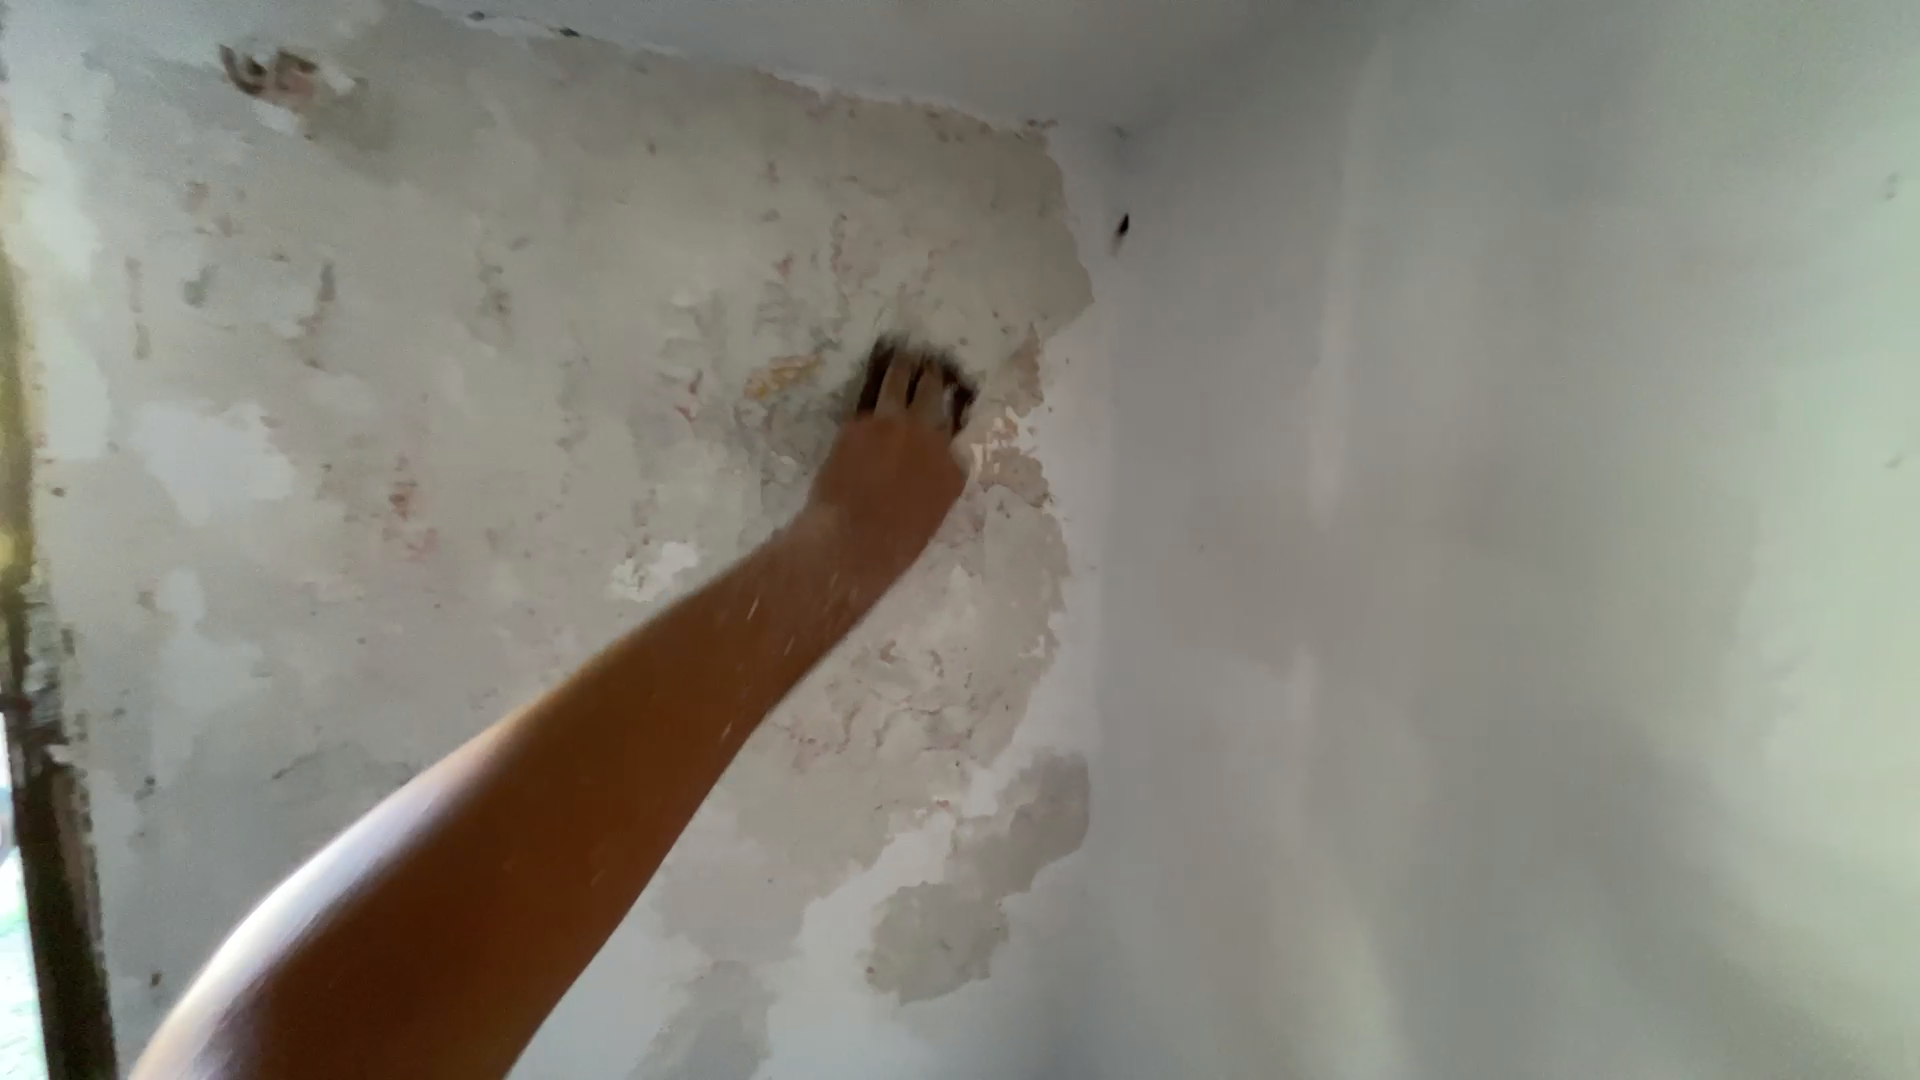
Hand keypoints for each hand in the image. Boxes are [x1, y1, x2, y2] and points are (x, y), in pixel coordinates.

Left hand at [796, 337, 973, 583]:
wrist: (852, 540)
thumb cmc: (894, 543)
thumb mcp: (932, 514)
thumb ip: (936, 481)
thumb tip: (927, 465)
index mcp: (952, 467)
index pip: (957, 426)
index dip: (954, 409)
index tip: (953, 397)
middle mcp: (929, 437)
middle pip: (934, 394)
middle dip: (934, 377)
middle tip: (932, 365)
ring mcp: (893, 425)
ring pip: (900, 383)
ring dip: (904, 367)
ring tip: (905, 354)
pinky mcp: (860, 423)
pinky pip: (868, 399)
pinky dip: (873, 386)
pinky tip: (873, 375)